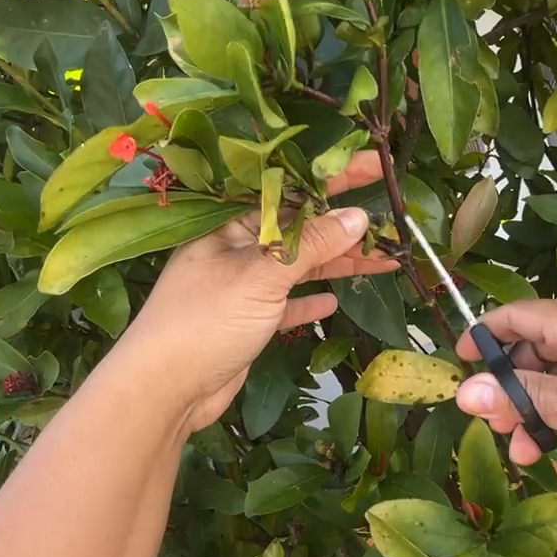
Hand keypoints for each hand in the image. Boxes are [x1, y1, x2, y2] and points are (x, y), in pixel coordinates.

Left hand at [115, 152, 396, 432]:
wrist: (164, 390)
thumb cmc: (205, 321)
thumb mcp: (261, 276)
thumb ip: (311, 246)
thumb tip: (358, 217)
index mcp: (232, 224)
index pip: (291, 189)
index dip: (334, 175)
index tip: (377, 166)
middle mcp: (237, 249)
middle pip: (300, 229)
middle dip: (344, 225)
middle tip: (393, 219)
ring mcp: (242, 286)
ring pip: (299, 267)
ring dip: (338, 265)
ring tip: (385, 261)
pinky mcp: (248, 322)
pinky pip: (287, 304)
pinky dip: (309, 302)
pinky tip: (332, 303)